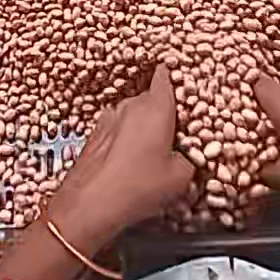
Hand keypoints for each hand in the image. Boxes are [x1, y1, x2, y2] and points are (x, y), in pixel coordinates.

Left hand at [44, 64, 195, 248]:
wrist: (90, 203)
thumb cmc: (137, 186)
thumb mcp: (180, 177)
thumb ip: (190, 158)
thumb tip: (186, 156)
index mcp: (155, 108)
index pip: (166, 76)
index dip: (176, 78)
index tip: (185, 85)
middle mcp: (130, 106)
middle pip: (151, 98)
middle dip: (164, 112)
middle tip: (178, 134)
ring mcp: (109, 118)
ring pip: (133, 114)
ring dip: (143, 127)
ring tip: (153, 154)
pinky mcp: (96, 134)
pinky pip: (119, 129)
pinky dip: (126, 139)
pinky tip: (131, 162)